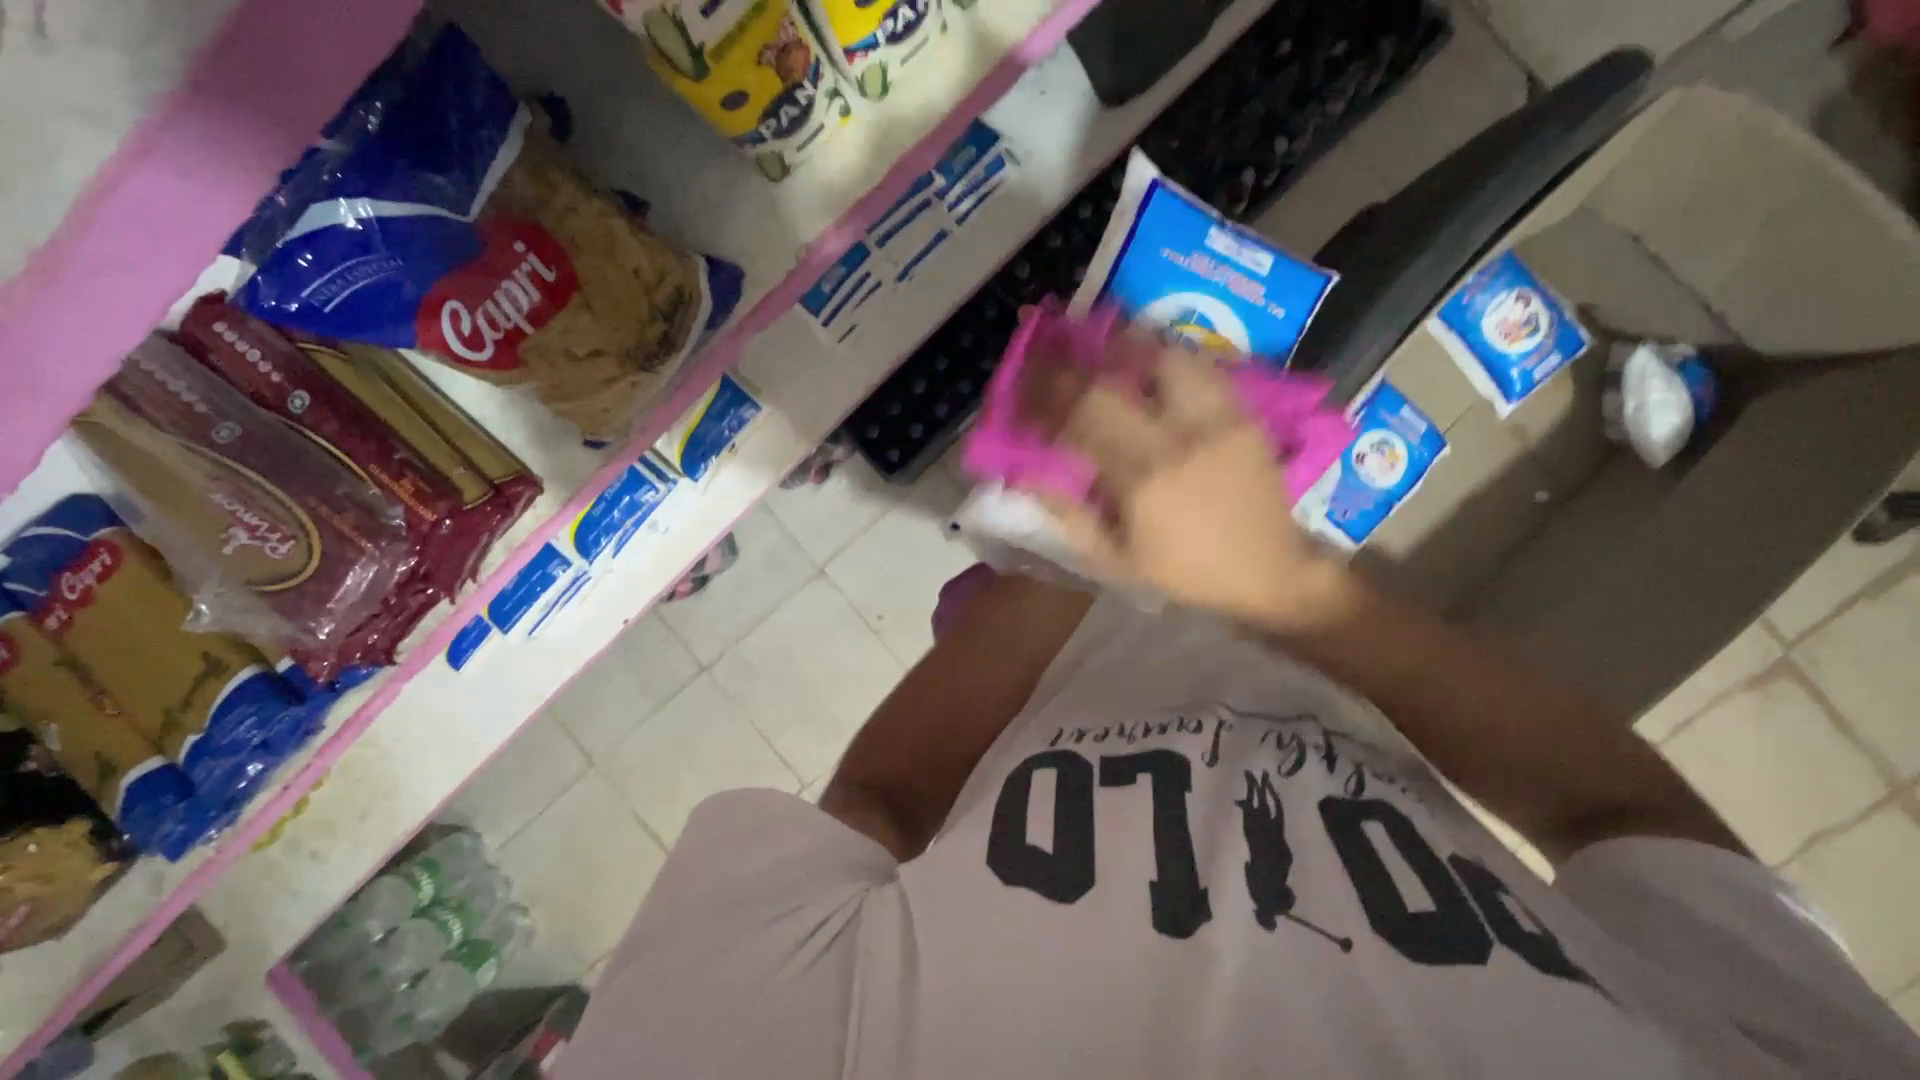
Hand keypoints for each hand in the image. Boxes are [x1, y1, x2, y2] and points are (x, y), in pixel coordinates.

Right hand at [1020, 331, 1348, 626]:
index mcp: (1143, 480)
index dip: (1043, 400)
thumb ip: (1070, 516)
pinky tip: (1150, 356)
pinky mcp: (1243, 412)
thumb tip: (1029, 475)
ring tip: (1101, 340)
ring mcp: (1216, 419)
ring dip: (1125, 345)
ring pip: (1164, 357)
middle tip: (1048, 352)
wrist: (1271, 571)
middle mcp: (1178, 438)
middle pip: (1112, 382)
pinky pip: (1201, 368)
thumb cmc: (1187, 572)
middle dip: (1070, 365)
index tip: (1021, 390)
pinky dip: (1168, 356)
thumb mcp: (1118, 560)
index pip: (1079, 422)